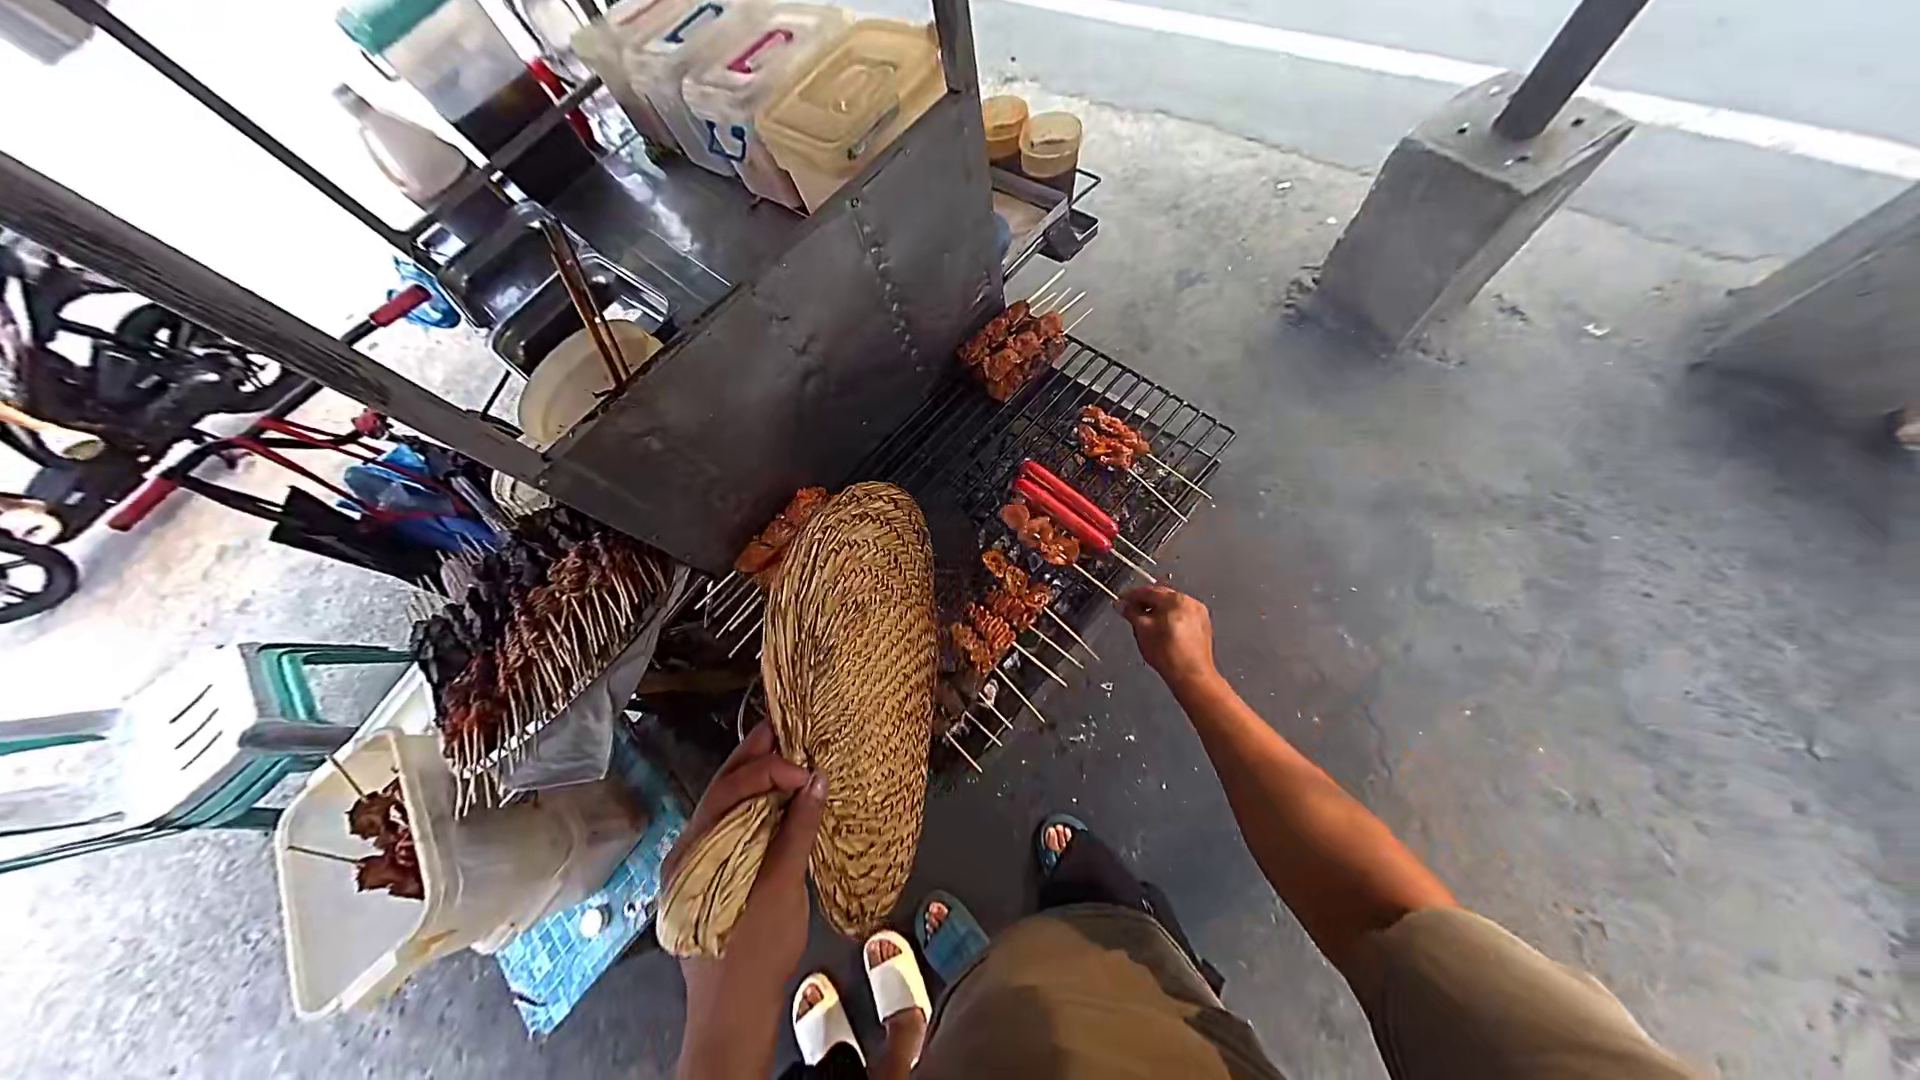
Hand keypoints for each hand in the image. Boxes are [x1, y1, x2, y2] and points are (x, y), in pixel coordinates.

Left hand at [672, 721, 827, 1079]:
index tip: (806, 771)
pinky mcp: (713, 871)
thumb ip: (798, 831)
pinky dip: (756, 800)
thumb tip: (817, 780)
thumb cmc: (756, 952)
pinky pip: (733, 821)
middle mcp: (691, 847)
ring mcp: (699, 859)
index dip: (770, 771)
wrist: (732, 1013)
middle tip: (786, 727)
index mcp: (698, 849)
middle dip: (755, 755)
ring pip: (726, 802)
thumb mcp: (783, 889)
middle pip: (723, 787)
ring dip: (755, 774)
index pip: (732, 789)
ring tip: (786, 750)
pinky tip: (778, 794)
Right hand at [1118, 585, 1219, 691]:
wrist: (1191, 675)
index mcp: (1175, 600)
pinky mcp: (1202, 625)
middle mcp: (1189, 602)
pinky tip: (1161, 629)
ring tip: (1145, 621)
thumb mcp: (1141, 630)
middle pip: (1161, 595)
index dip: (1131, 595)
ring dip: (1158, 609)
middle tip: (1131, 609)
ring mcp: (1198, 614)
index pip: (1147, 591)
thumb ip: (1131, 612)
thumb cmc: (1170, 655)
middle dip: (1145, 601)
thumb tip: (1123, 605)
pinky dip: (1170, 617)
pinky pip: (1182, 614)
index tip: (1123, 600)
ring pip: (1172, 605)